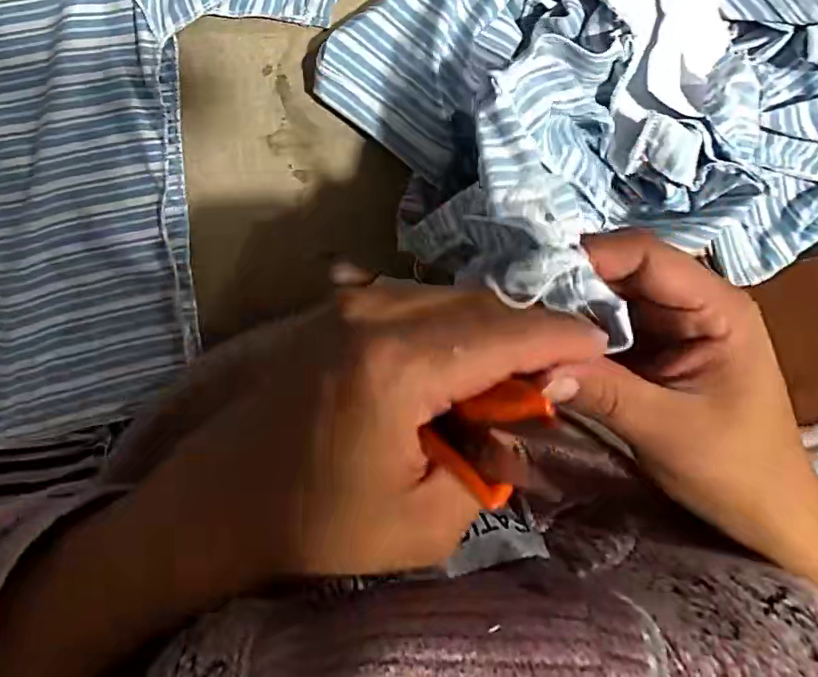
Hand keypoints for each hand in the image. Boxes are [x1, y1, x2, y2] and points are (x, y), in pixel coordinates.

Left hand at [130, 277, 607, 584]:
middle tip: (560, 360)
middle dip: (527, 328)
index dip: (556, 336)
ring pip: (447, 296)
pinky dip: (449, 320)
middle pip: (478, 304)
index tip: (597, 340)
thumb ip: (487, 464)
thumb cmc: (319, 521)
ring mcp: (351, 303)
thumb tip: (520, 417)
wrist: (221, 499)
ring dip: (487, 324)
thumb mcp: (423, 520)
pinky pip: (412, 299)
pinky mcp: (336, 308)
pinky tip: (460, 352)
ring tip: (512, 364)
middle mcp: (375, 314)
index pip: (502, 334)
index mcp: (397, 365)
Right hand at [544, 230, 817, 556]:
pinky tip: (547, 339)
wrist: (770, 517)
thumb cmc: (738, 471)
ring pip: (610, 292)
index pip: (647, 254)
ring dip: (569, 303)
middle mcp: (694, 300)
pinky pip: (608, 320)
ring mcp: (672, 320)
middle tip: (519, 299)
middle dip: (571, 279)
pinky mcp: (654, 342)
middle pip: (623, 267)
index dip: (592, 255)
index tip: (536, 274)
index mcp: (717, 306)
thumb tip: (536, 365)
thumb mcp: (668, 431)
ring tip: (524, 318)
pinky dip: (577, 327)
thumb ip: (603, 391)